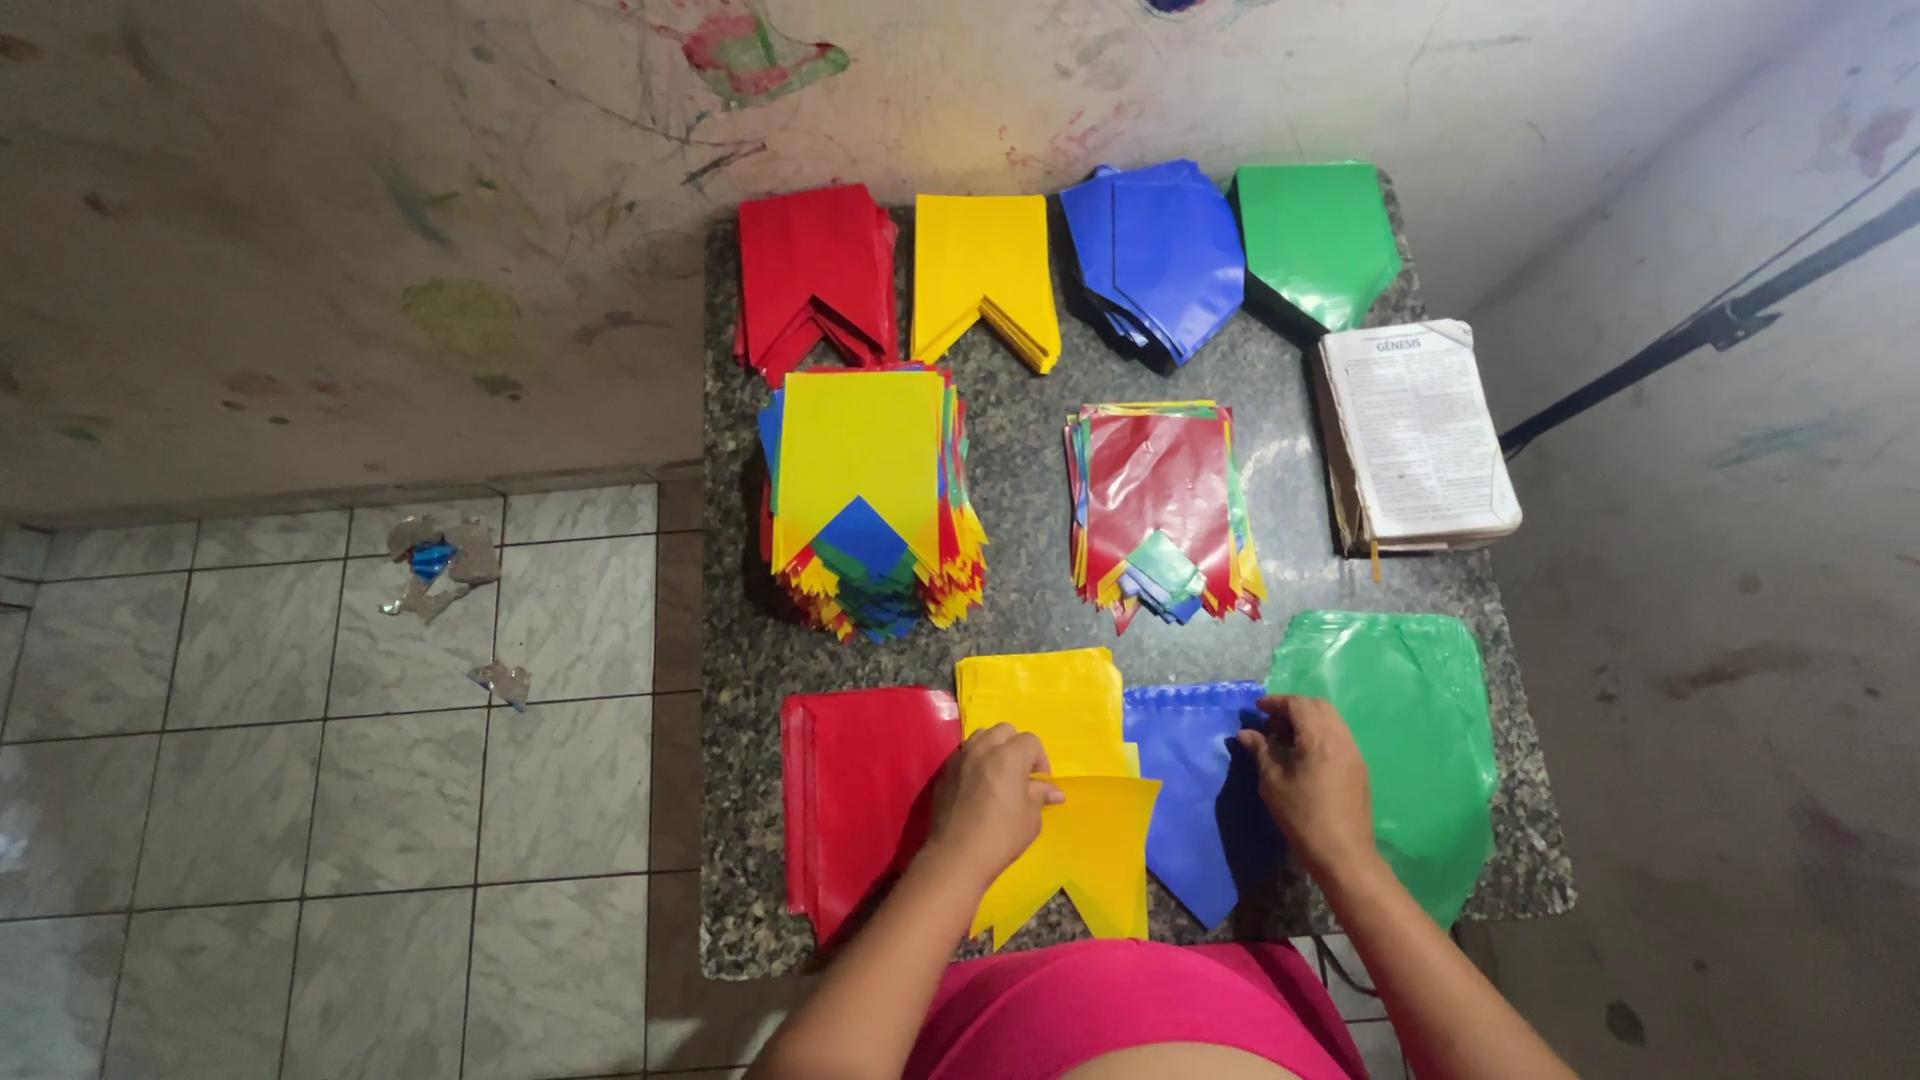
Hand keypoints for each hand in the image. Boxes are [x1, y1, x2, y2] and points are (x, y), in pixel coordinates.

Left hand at [921, 724, 1063, 888]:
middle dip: (1017, 746)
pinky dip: (976, 759)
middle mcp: (983, 749)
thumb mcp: (1030, 818)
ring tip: (998, 774)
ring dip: (994, 747)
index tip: (1040, 782)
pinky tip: (978, 784)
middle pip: (1005, 730)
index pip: (1031, 741)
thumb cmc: (1001, 836)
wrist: (956, 855)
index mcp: (1009, 756)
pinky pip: (965, 753)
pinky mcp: (945, 771)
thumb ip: (1040, 795)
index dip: (1040, 759)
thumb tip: (1054, 791)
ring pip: (981, 736)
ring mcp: (961, 757)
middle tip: (1020, 773)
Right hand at [1236, 695, 1375, 879]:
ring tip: (1285, 740)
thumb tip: (1246, 734)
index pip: (1299, 705)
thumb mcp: (1272, 781)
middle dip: (1293, 708)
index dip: (1276, 702)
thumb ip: (1261, 750)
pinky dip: (1318, 734)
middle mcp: (1341, 739)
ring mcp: (1354, 753)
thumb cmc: (1302, 815)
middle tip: (1271, 724)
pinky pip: (1338, 736)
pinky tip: (1303, 755)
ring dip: (1307, 721)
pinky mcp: (1358, 768)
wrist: (1342, 852)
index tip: (1257, 709)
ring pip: (1331, 720)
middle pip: (1319, 707)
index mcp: (1320, 739)